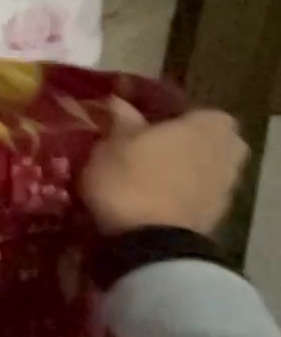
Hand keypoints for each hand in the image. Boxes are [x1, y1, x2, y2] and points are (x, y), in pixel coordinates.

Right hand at [81, 100, 248, 235]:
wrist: (151, 235)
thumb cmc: (127, 177)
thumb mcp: (110, 144)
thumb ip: (122, 121)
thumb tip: (119, 101)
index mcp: (202, 130)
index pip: (210, 114)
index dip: (186, 117)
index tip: (157, 123)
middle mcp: (225, 153)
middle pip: (220, 141)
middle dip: (196, 141)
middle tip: (159, 144)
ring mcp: (227, 184)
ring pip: (214, 165)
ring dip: (192, 165)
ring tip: (156, 170)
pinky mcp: (219, 209)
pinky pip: (206, 188)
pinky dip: (190, 187)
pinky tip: (160, 192)